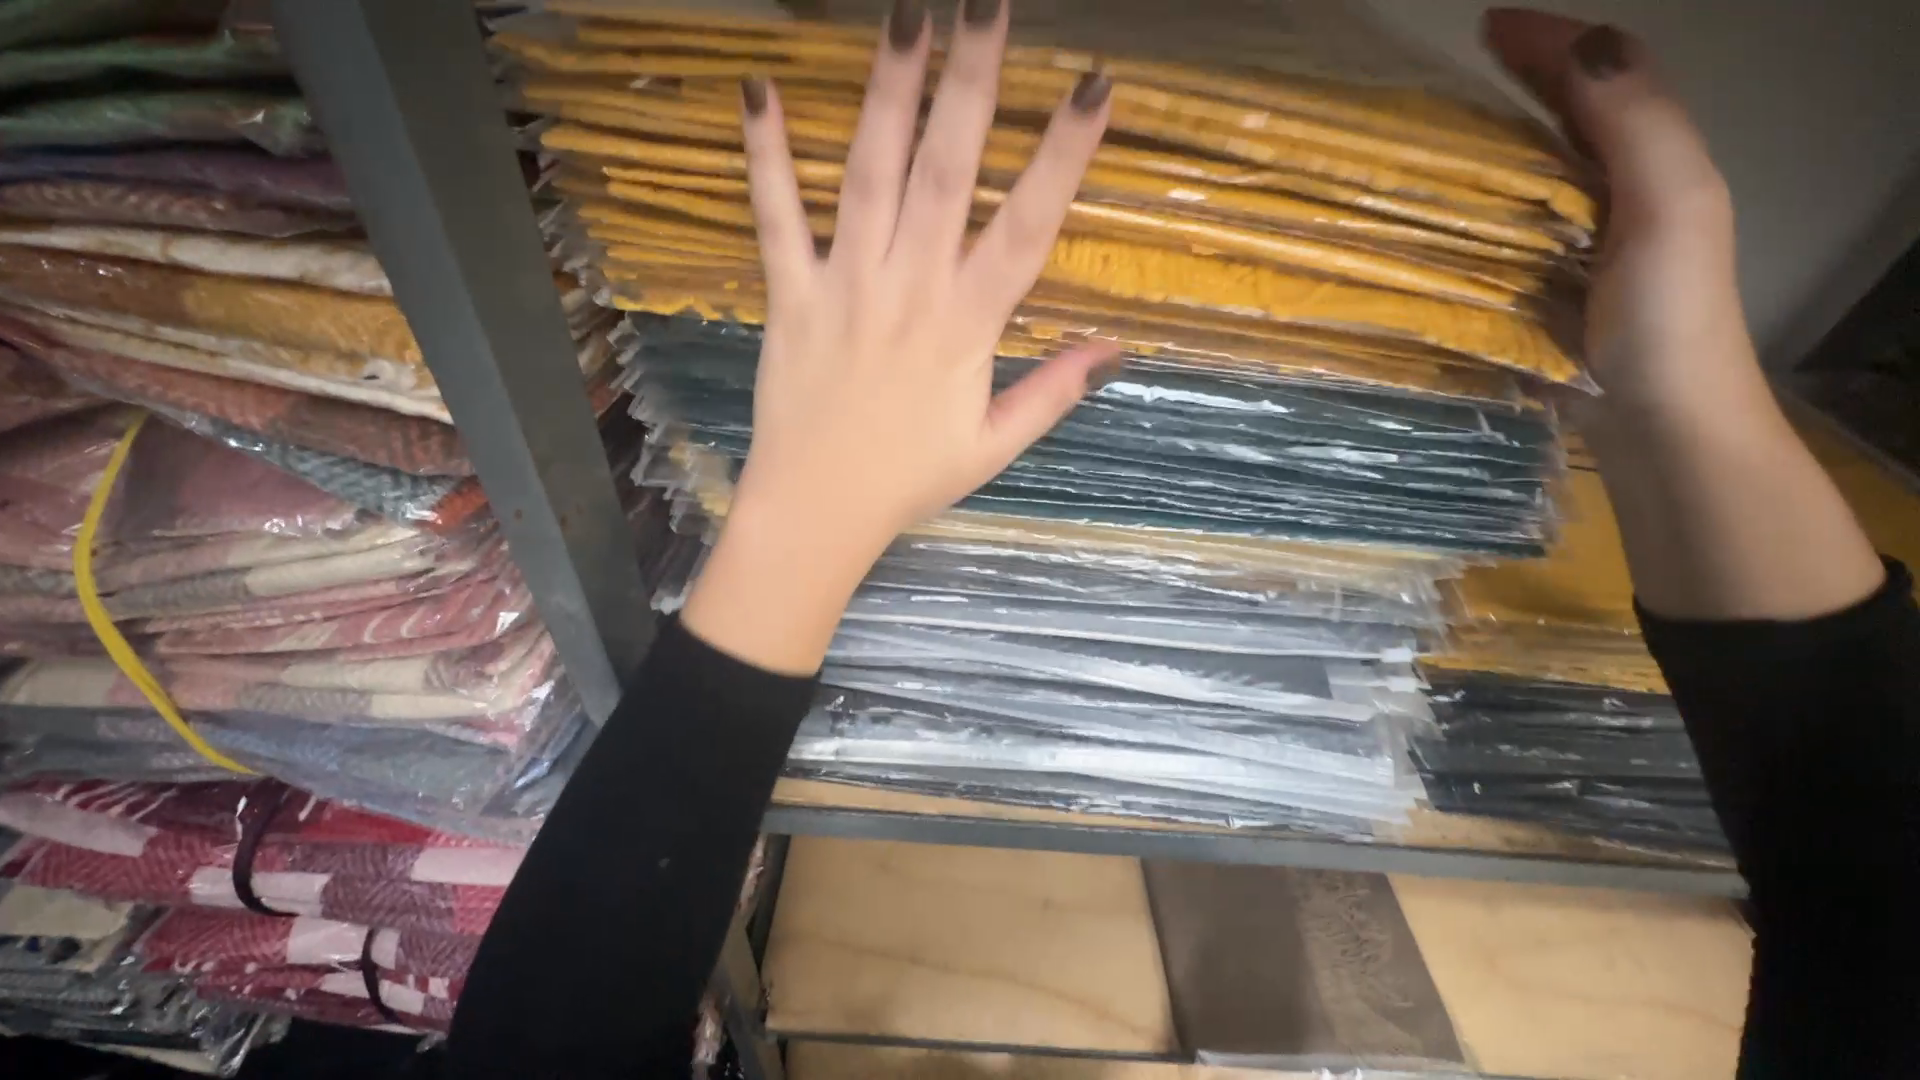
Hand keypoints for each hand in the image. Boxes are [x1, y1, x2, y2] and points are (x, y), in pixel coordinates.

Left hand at [681, 0, 1117, 673]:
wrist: (818, 511)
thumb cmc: (909, 480)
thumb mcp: (995, 448)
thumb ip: (1054, 392)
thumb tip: (1116, 349)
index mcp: (967, 327)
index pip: (1026, 228)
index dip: (1063, 157)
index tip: (1095, 87)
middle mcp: (909, 289)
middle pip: (944, 174)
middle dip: (970, 84)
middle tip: (987, 4)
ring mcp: (844, 286)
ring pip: (867, 176)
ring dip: (886, 92)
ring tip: (904, 15)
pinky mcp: (789, 295)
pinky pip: (775, 218)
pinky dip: (766, 156)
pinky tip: (758, 89)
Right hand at [1485, 10, 1880, 618]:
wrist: (1660, 421)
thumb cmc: (1667, 318)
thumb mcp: (1672, 208)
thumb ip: (1637, 126)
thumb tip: (1581, 48)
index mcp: (1654, 162)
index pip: (1602, 78)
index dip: (1548, 43)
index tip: (1486, 25)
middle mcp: (1617, 196)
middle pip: (1568, 120)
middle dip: (1518, 83)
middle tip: (1453, 72)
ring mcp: (1577, 248)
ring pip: (1533, 177)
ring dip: (1490, 145)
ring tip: (1433, 135)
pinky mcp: (1542, 293)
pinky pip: (1506, 234)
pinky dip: (1474, 212)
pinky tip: (1437, 219)